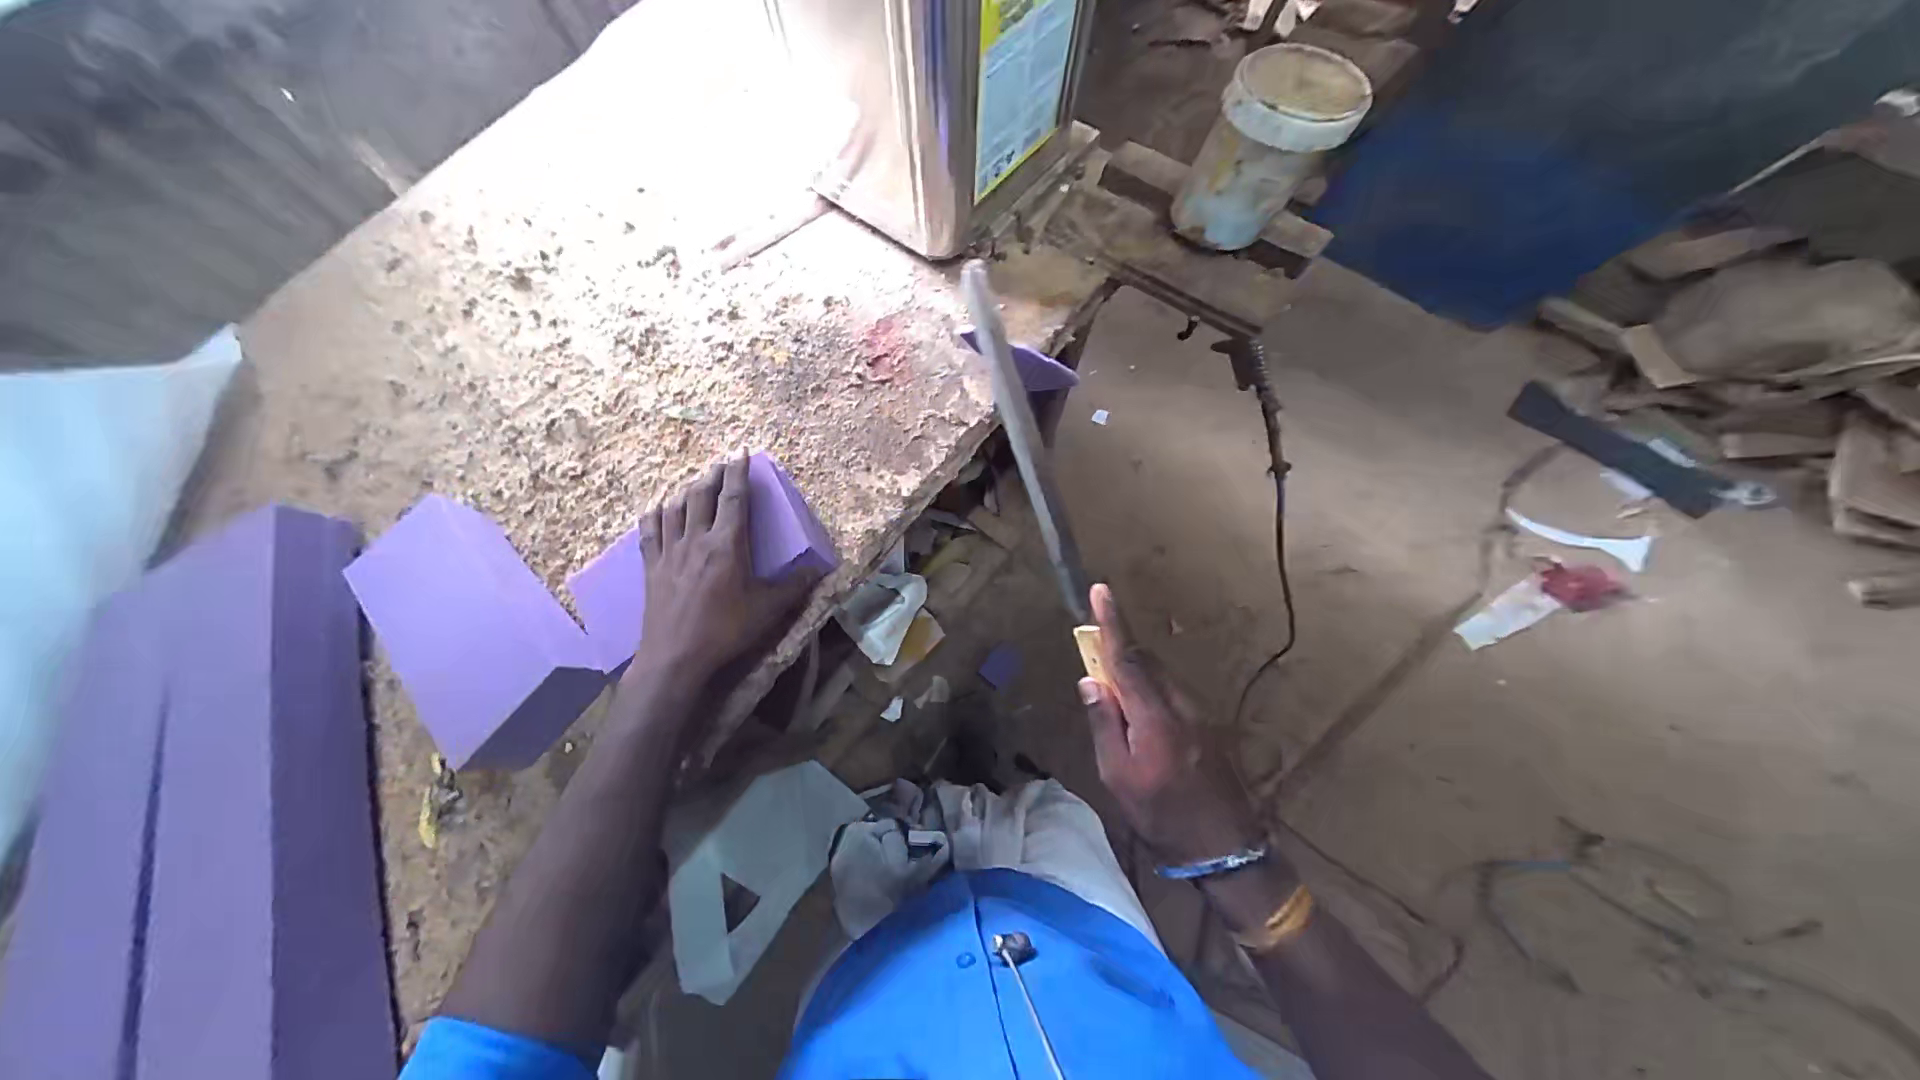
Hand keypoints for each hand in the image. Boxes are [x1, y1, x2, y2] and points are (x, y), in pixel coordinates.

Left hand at [628, 453, 821, 692]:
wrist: (676, 657)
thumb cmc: (726, 631)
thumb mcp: (768, 610)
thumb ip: (794, 587)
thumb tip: (820, 570)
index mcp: (727, 545)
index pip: (734, 498)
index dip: (738, 472)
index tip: (741, 452)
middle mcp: (696, 540)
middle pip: (702, 495)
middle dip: (712, 474)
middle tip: (721, 462)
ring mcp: (670, 552)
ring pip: (675, 508)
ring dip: (686, 489)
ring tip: (695, 481)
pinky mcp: (651, 567)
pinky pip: (650, 531)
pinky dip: (655, 514)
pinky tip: (658, 508)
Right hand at [1079, 583, 1265, 864]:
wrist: (1223, 846)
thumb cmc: (1160, 816)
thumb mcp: (1118, 776)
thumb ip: (1104, 723)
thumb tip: (1091, 682)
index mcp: (1154, 717)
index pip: (1127, 658)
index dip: (1112, 623)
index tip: (1101, 591)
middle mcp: (1180, 705)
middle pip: (1145, 662)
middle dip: (1118, 653)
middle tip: (1094, 666)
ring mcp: (1198, 713)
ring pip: (1159, 677)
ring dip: (1134, 676)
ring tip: (1117, 708)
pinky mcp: (1206, 724)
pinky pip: (1171, 694)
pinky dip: (1150, 693)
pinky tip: (1142, 724)